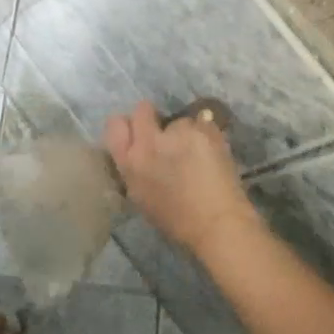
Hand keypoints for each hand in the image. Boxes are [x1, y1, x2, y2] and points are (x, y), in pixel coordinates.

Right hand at [105, 101, 261, 256]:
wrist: (218, 224)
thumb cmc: (178, 221)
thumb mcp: (143, 196)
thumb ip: (136, 169)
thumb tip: (139, 152)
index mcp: (130, 163)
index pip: (115, 125)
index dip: (127, 125)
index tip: (136, 131)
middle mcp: (149, 142)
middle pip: (142, 110)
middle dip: (152, 117)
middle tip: (168, 135)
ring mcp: (177, 133)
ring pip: (179, 121)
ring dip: (186, 133)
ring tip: (200, 154)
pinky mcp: (203, 130)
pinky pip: (203, 124)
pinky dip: (207, 136)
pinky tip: (215, 154)